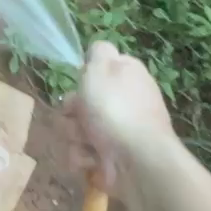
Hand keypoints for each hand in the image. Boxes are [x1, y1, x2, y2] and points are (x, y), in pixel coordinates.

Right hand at [69, 40, 178, 191]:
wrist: (138, 160)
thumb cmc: (116, 109)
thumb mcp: (102, 68)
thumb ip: (98, 52)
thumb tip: (99, 50)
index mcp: (127, 77)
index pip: (99, 69)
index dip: (85, 77)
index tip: (82, 84)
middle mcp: (125, 102)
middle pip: (82, 101)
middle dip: (72, 110)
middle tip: (77, 115)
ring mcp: (119, 132)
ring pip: (77, 127)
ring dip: (74, 135)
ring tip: (85, 142)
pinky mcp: (112, 158)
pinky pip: (83, 152)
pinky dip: (83, 156)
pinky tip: (90, 159)